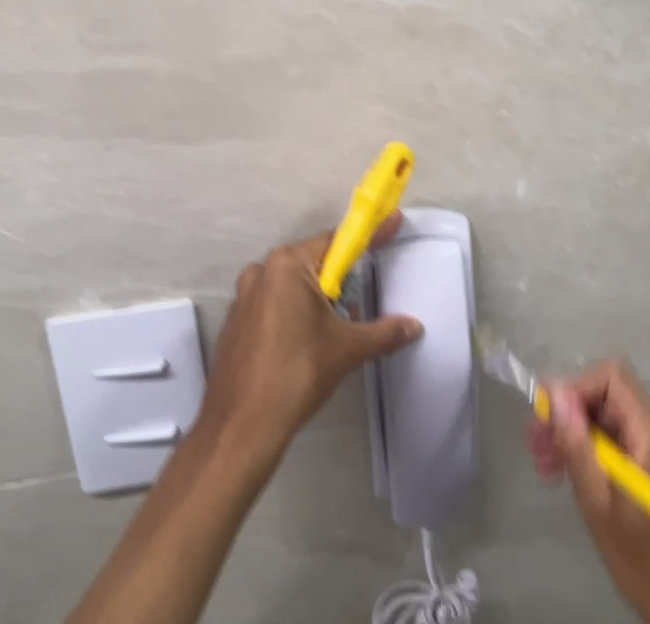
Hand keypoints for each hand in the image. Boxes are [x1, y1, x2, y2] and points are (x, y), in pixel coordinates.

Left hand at [199, 216, 421, 453]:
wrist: (241, 426)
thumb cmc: (297, 374)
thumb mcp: (347, 349)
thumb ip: (383, 332)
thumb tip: (413, 326)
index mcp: (288, 266)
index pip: (338, 241)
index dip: (369, 236)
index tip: (393, 222)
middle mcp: (262, 272)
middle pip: (313, 263)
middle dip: (341, 278)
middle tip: (362, 301)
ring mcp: (244, 298)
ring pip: (292, 286)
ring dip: (317, 299)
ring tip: (335, 329)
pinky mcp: (236, 324)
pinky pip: (274, 306)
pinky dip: (295, 315)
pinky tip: (306, 344)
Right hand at [528, 360, 649, 623]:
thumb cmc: (638, 554)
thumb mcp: (597, 499)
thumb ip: (576, 441)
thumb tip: (555, 392)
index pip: (612, 378)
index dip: (574, 388)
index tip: (545, 417)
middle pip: (610, 395)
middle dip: (569, 414)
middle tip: (536, 447)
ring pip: (612, 414)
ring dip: (577, 432)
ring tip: (548, 465)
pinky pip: (623, 433)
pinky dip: (595, 445)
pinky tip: (573, 470)